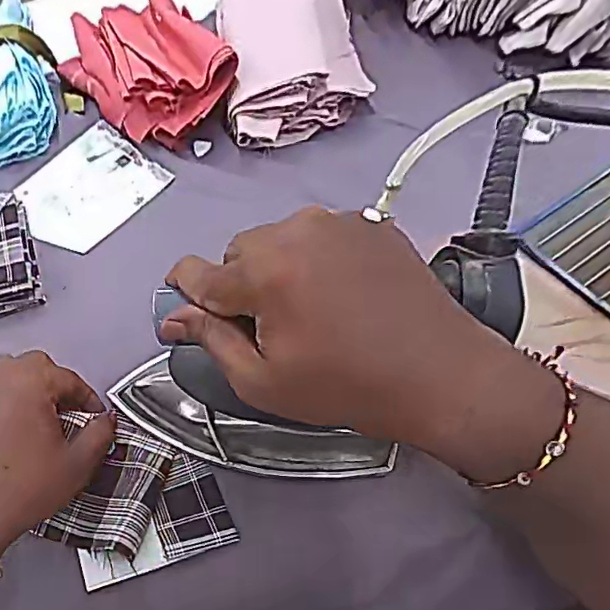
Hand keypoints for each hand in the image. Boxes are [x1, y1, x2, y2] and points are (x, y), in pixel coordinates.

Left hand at [0, 352, 114, 567]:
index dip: (88, 399)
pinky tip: (17, 430)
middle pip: (38, 368)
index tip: (94, 417)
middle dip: (58, 390)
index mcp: (28, 382)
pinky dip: (6, 401)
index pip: (69, 378)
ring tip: (43, 424)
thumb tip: (105, 422)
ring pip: (12, 375)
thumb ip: (100, 434)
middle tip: (72, 419)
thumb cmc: (17, 491)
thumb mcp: (78, 464)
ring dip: (31, 391)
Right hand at [160, 207, 563, 480]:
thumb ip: (211, 341)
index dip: (183, 294)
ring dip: (278, 271)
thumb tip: (175, 317)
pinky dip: (316, 262)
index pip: (196, 272)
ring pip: (280, 240)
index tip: (184, 309)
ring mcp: (339, 222)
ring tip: (309, 315)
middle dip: (240, 287)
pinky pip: (321, 238)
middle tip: (267, 330)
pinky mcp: (370, 225)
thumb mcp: (263, 382)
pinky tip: (339, 299)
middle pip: (238, 253)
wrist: (435, 374)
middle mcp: (297, 231)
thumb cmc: (345, 387)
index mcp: (264, 271)